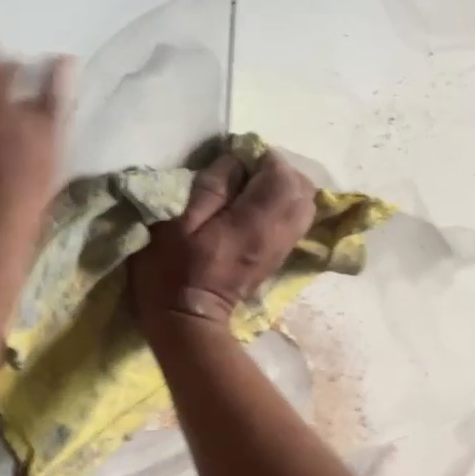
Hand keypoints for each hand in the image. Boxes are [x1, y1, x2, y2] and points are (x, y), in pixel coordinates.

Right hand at [128, 150, 315, 333]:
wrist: (186, 319)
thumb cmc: (171, 267)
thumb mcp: (177, 221)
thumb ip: (210, 187)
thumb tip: (234, 162)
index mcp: (255, 222)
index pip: (281, 176)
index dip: (261, 158)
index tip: (233, 156)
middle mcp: (278, 233)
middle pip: (301, 189)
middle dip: (276, 170)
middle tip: (242, 169)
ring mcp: (280, 247)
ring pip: (303, 205)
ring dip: (281, 187)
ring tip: (247, 186)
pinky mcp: (276, 257)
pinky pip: (294, 221)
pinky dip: (281, 205)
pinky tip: (252, 206)